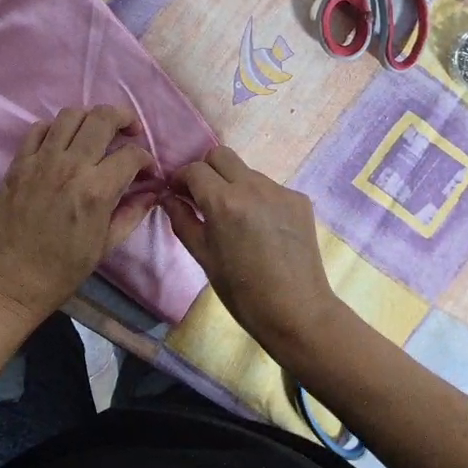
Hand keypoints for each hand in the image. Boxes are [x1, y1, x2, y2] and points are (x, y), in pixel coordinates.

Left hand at [0, 106, 157, 322]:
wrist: (9, 283)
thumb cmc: (62, 271)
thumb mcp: (105, 246)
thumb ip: (132, 213)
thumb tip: (152, 192)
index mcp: (96, 190)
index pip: (131, 155)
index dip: (146, 159)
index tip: (147, 171)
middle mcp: (70, 166)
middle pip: (103, 118)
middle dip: (124, 118)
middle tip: (130, 132)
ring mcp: (41, 161)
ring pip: (71, 115)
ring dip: (90, 118)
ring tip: (97, 133)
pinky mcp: (19, 163)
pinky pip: (39, 128)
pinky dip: (56, 128)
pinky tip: (63, 143)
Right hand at [162, 147, 346, 353]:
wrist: (296, 311)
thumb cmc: (242, 292)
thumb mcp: (204, 257)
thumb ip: (183, 220)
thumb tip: (168, 197)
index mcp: (224, 201)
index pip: (195, 169)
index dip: (181, 178)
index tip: (178, 193)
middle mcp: (253, 186)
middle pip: (221, 155)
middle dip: (207, 170)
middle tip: (203, 197)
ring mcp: (280, 190)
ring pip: (247, 172)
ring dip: (234, 185)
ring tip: (236, 219)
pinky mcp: (299, 199)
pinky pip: (270, 189)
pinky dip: (259, 200)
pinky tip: (262, 229)